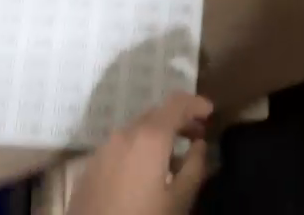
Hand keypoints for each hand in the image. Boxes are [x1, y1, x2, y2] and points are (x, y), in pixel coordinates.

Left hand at [70, 93, 213, 214]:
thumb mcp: (179, 200)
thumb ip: (194, 167)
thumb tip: (200, 145)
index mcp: (150, 136)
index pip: (177, 103)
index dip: (196, 103)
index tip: (211, 112)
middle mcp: (126, 132)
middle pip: (157, 114)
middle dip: (179, 120)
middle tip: (197, 136)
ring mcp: (105, 147)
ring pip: (138, 129)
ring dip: (158, 135)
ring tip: (173, 157)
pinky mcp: (92, 163)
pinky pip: (121, 145)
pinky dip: (139, 148)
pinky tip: (145, 171)